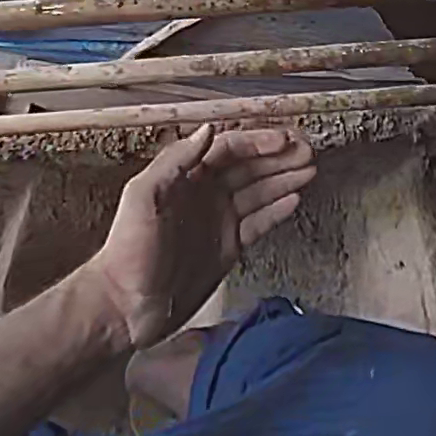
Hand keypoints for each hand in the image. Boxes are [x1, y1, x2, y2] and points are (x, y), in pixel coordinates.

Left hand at [81, 125, 314, 349]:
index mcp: (186, 176)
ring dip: (283, 178)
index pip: (229, 149)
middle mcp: (205, 193)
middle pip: (249, 167)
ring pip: (258, 192)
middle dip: (279, 157)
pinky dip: (276, 210)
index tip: (284, 140)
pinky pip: (257, 223)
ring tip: (310, 168)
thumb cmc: (128, 249)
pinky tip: (295, 199)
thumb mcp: (144, 197)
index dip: (257, 142)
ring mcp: (218, 220)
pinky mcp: (227, 248)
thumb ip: (175, 161)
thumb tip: (209, 130)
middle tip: (308, 150)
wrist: (126, 306)